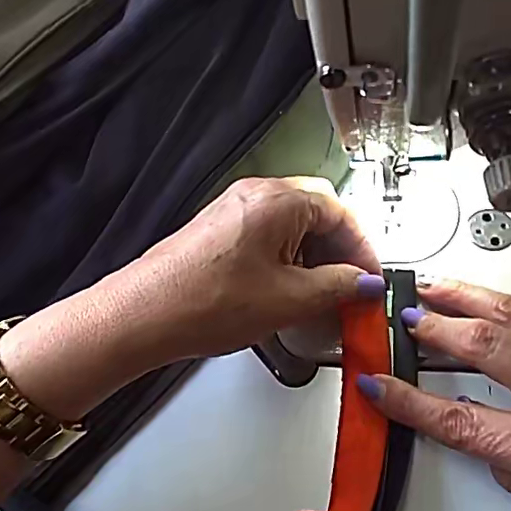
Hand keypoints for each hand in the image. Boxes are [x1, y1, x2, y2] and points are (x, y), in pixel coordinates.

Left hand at [106, 176, 383, 364]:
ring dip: (316, 254)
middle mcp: (254, 195)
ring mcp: (235, 210)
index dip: (363, 248)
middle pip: (319, 211)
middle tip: (352, 282)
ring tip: (323, 292)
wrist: (141, 316)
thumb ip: (338, 287)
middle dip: (341, 249)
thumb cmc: (199, 301)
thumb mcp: (289, 300)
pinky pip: (270, 234)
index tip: (370, 276)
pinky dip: (290, 257)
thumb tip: (363, 283)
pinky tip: (291, 289)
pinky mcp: (221, 230)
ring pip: (294, 223)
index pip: (341, 212)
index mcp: (277, 201)